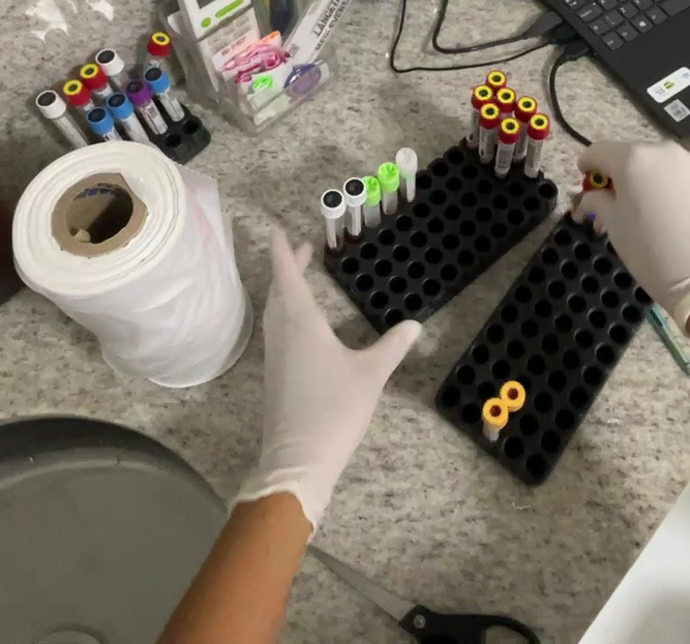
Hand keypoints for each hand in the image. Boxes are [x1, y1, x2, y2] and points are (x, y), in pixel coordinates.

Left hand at [234, 227, 420, 531]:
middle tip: (302, 249)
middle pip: (279, 291)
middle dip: (288, 267)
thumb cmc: (333, 409)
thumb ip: (392, 346)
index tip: (277, 230)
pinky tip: (300, 323)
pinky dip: (286, 311)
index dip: (282, 252)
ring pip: (275, 311)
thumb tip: (415, 325)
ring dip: (285, 290)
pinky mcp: (276, 375)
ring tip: (300, 278)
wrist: (298, 460)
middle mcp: (283, 334)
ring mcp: (276, 356)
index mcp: (301, 324)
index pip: (287, 277)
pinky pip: (277, 329)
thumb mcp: (371, 374)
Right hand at [572, 141, 689, 328]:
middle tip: (614, 208)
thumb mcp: (614, 227)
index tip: (586, 185)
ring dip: (645, 182)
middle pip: (630, 157)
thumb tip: (593, 196)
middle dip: (618, 178)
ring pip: (658, 166)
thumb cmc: (652, 252)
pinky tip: (674, 217)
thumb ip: (597, 202)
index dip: (587, 167)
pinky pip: (682, 177)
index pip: (598, 151)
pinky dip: (671, 189)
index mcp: (633, 159)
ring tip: (646, 215)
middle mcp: (664, 152)